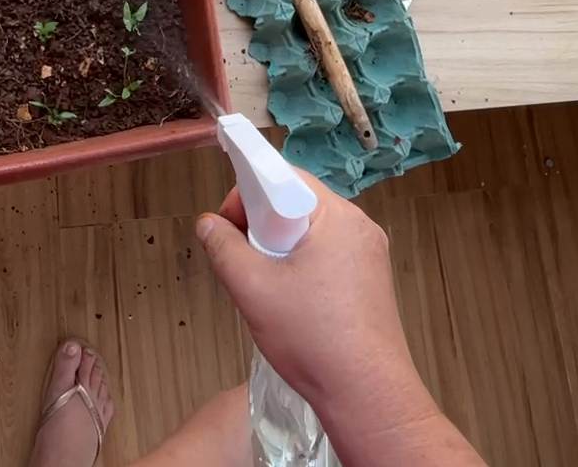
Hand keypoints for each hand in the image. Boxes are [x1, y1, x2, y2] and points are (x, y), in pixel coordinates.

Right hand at [196, 170, 419, 409]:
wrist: (368, 399)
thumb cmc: (315, 340)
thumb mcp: (253, 289)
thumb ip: (223, 248)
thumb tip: (208, 223)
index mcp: (337, 216)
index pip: (284, 178)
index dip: (249, 194)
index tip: (231, 226)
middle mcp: (359, 226)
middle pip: (296, 203)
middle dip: (261, 225)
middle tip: (245, 259)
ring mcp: (368, 253)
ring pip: (308, 230)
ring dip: (279, 247)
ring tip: (266, 284)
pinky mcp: (369, 278)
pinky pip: (325, 252)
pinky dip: (300, 263)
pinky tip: (290, 297)